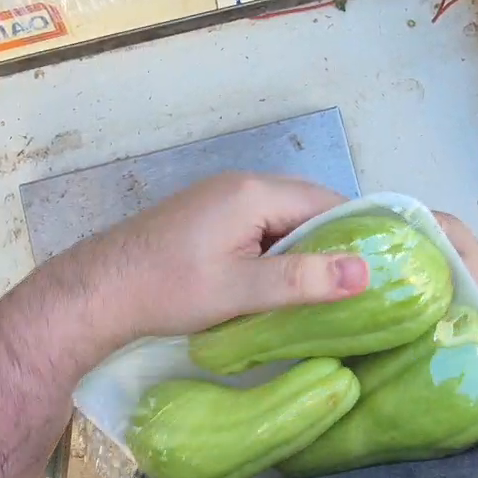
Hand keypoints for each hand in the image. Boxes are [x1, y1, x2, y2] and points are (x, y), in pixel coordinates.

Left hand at [49, 172, 371, 346]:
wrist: (98, 292)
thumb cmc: (168, 289)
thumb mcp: (240, 290)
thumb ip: (303, 280)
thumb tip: (366, 272)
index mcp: (254, 192)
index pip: (328, 202)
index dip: (357, 234)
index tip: (379, 271)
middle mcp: (243, 185)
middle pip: (307, 208)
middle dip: (333, 244)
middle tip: (355, 289)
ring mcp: (223, 199)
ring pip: (284, 220)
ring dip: (304, 251)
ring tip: (325, 292)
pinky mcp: (210, 218)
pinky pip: (261, 228)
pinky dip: (278, 252)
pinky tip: (281, 285)